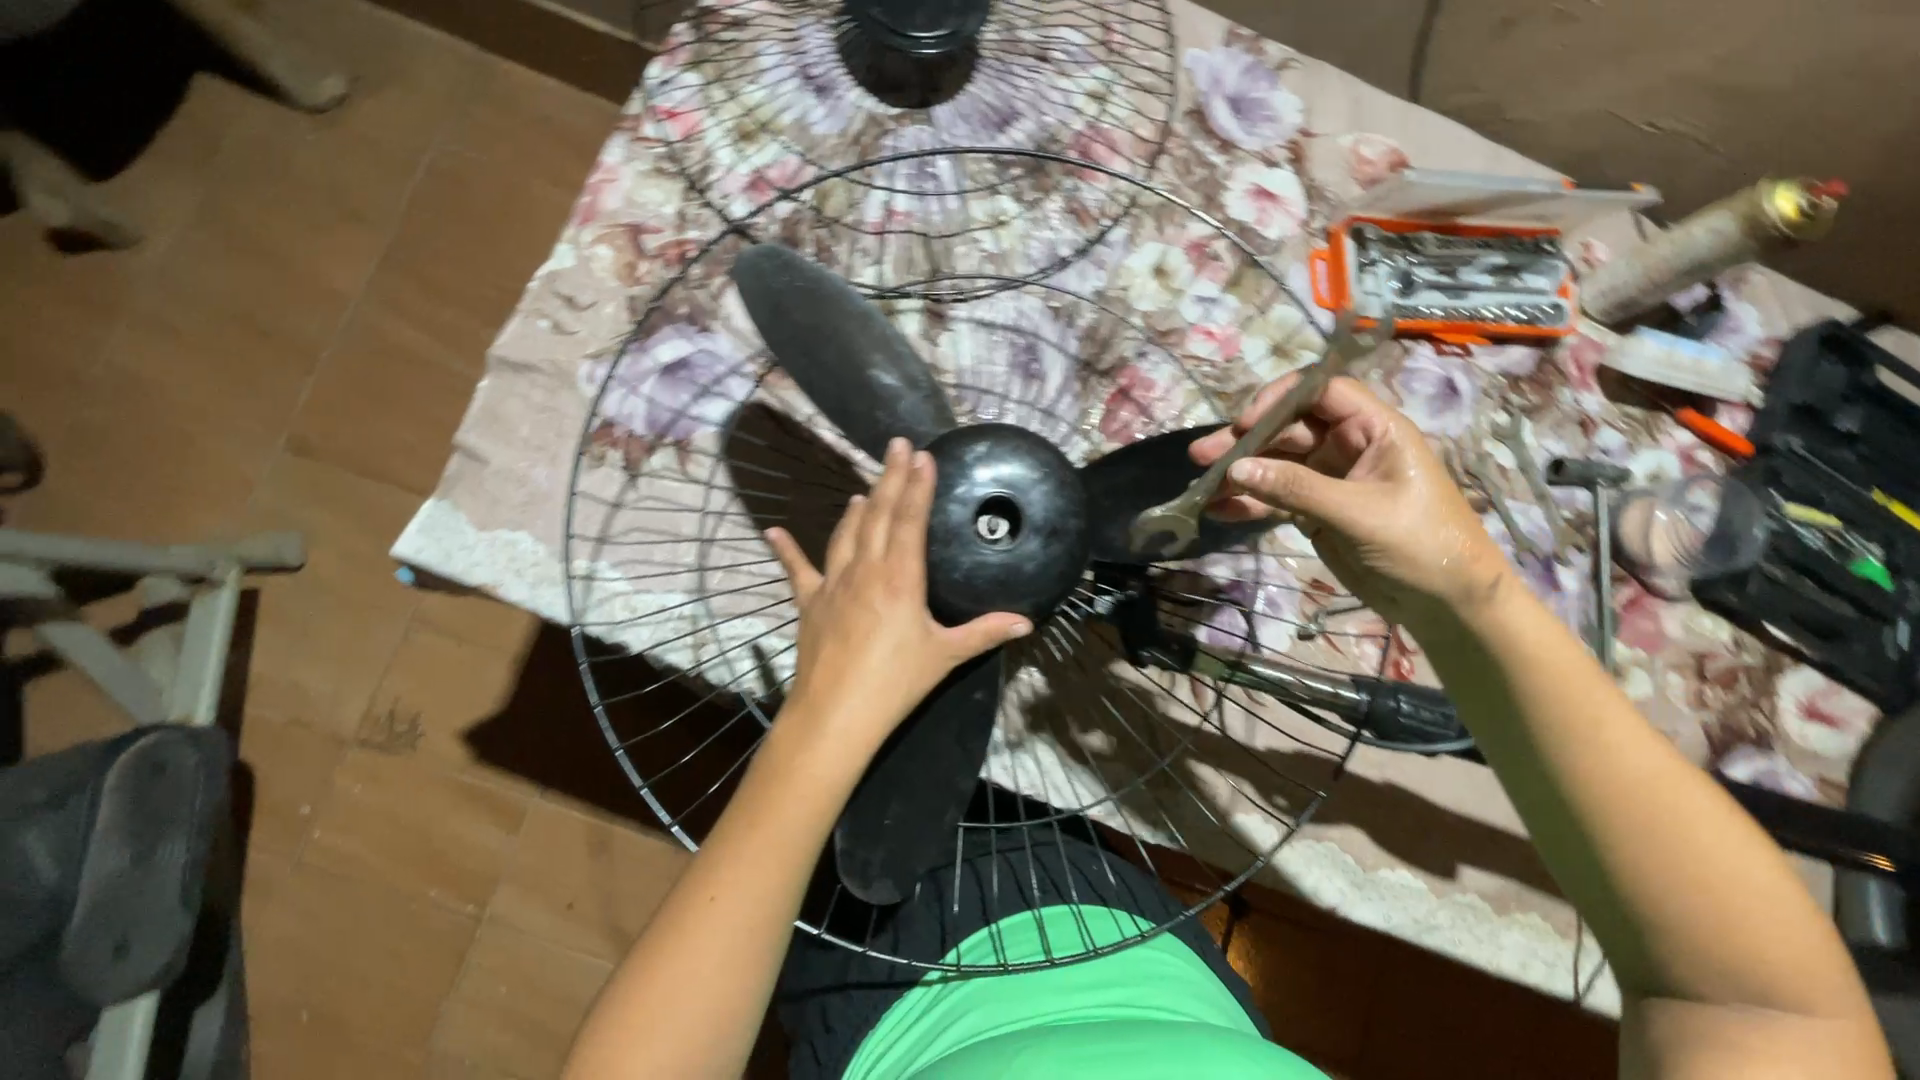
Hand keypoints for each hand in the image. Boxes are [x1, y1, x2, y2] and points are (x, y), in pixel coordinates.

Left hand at [765, 438, 1031, 751]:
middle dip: (890, 478)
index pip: (910, 520)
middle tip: (897, 445)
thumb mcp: (945, 656)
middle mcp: (865, 570)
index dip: (917, 485)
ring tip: (866, 488)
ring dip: (858, 508)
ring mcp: (832, 584)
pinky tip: (773, 532)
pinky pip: (797, 570)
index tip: (922, 456)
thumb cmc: (895, 683)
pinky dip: (786, 550)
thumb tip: (1025, 622)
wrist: (836, 713)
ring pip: (845, 534)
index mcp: (900, 578)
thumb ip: (984, 633)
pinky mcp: (809, 603)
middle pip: (878, 514)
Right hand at [1189, 374, 1509, 631]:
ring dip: (1239, 474)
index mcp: (1375, 430)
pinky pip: (1274, 500)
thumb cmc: (1422, 544)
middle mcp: (1349, 446)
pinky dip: (1247, 504)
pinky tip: (1218, 511)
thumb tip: (1236, 470)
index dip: (1280, 399)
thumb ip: (1296, 489)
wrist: (1446, 604)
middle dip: (1245, 441)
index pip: (1321, 392)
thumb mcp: (1359, 513)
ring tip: (1200, 485)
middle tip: (1202, 455)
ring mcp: (1329, 481)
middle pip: (1288, 430)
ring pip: (1275, 465)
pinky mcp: (1316, 513)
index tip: (1244, 423)